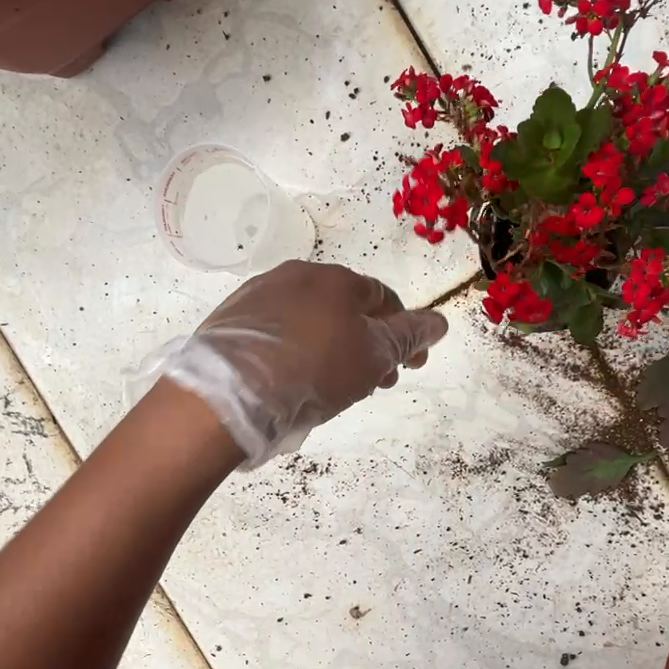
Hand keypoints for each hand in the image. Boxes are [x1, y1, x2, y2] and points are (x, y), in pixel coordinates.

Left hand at [139, 261, 448, 466]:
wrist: (230, 392)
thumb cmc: (314, 370)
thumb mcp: (374, 358)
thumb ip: (408, 337)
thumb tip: (439, 321)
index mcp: (337, 279)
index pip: (384, 299)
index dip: (404, 334)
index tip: (410, 367)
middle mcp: (296, 276)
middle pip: (345, 310)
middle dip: (368, 345)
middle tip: (376, 383)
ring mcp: (257, 296)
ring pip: (310, 321)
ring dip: (331, 349)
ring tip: (334, 388)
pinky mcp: (229, 322)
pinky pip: (276, 334)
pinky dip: (294, 353)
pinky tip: (292, 382)